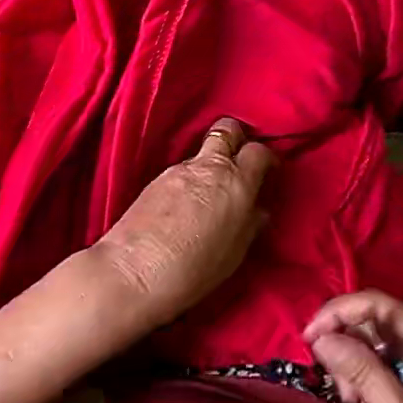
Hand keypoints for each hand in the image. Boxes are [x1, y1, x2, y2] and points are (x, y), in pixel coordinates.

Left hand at [93, 117, 275, 326]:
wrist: (135, 272)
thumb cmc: (194, 269)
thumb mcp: (235, 253)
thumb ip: (249, 224)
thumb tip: (256, 209)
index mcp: (236, 183)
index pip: (258, 151)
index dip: (267, 158)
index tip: (268, 172)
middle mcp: (208, 167)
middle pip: (227, 130)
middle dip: (237, 139)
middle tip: (240, 164)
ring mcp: (178, 170)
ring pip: (201, 153)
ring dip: (209, 165)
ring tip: (209, 194)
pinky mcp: (154, 180)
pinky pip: (180, 171)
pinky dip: (189, 181)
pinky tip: (184, 207)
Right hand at [306, 291, 402, 402]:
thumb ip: (361, 371)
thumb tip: (321, 337)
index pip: (377, 304)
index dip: (338, 312)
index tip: (308, 336)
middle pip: (379, 320)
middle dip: (346, 340)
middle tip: (328, 377)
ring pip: (383, 342)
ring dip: (357, 360)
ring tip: (346, 395)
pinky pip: (395, 362)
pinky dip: (372, 374)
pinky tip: (361, 398)